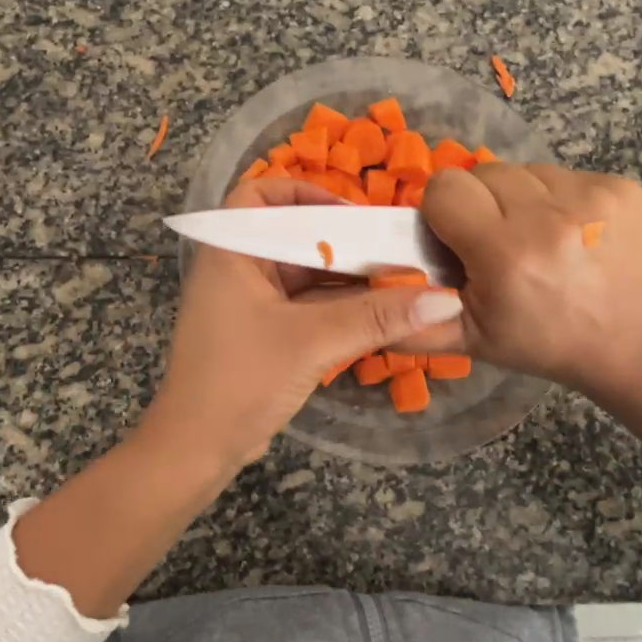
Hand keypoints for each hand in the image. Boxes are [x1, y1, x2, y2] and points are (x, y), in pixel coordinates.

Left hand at [142, 178, 465, 472]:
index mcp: (229, 251)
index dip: (303, 192)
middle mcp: (234, 268)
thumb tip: (446, 300)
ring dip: (344, 277)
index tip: (350, 211)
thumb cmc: (240, 379)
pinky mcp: (259, 333)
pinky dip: (335, 305)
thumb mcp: (310, 341)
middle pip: (289, 235)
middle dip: (340, 240)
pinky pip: (302, 304)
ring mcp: (246, 302)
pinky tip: (378, 312)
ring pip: (300, 273)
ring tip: (398, 279)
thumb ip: (376, 317)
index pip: (258, 194)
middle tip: (392, 248)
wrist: (195, 448)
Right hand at [419, 163, 641, 401]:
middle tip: (495, 241)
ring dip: (517, 198)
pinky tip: (571, 234)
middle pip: (481, 172)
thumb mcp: (471, 342)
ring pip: (522, 169)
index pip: (444, 188)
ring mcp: (591, 196)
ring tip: (536, 238)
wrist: (641, 346)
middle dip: (478, 202)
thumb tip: (364, 298)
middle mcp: (549, 216)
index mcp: (505, 253)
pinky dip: (556, 198)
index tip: (456, 239)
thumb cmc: (547, 344)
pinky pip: (561, 173)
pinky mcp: (620, 186)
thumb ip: (410, 322)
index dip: (442, 211)